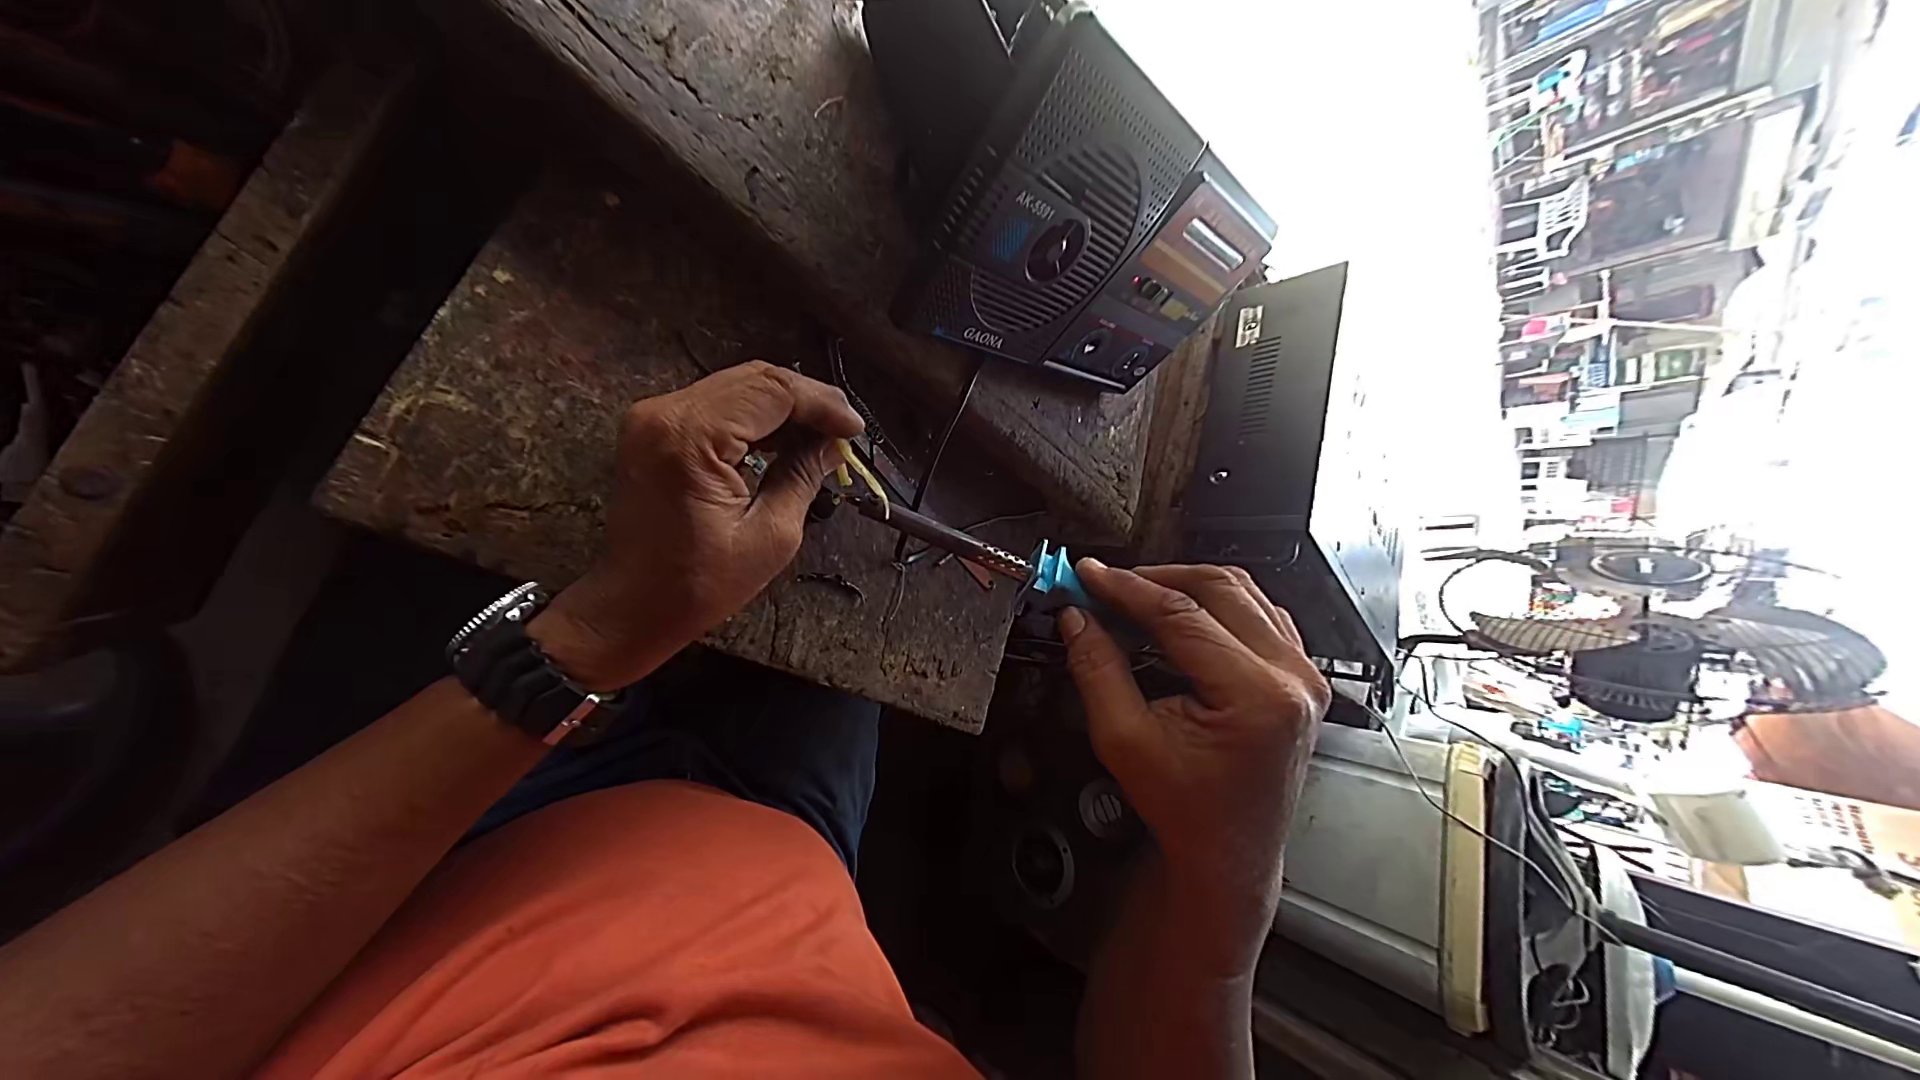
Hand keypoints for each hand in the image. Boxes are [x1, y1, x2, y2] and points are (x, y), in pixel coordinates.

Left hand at [530, 362, 863, 689]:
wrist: (632, 606)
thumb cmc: (700, 583)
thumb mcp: (771, 535)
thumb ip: (802, 476)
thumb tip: (833, 445)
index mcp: (691, 438)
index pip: (772, 391)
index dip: (822, 404)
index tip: (855, 430)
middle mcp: (666, 413)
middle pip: (755, 380)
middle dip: (807, 401)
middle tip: (844, 431)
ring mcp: (654, 417)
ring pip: (738, 388)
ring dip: (785, 408)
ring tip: (823, 437)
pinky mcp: (655, 429)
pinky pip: (719, 406)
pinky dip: (757, 418)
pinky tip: (786, 439)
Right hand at [1059, 562, 1329, 969]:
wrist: (1227, 854)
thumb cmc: (1186, 811)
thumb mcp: (1124, 740)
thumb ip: (1097, 669)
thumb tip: (1078, 618)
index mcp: (1256, 696)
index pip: (1180, 613)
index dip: (1125, 587)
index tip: (1089, 574)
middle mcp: (1292, 678)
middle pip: (1218, 587)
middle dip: (1154, 577)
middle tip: (1108, 582)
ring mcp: (1302, 676)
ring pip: (1241, 591)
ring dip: (1184, 583)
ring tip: (1136, 593)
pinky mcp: (1298, 677)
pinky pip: (1258, 612)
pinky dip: (1213, 601)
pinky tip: (1179, 612)